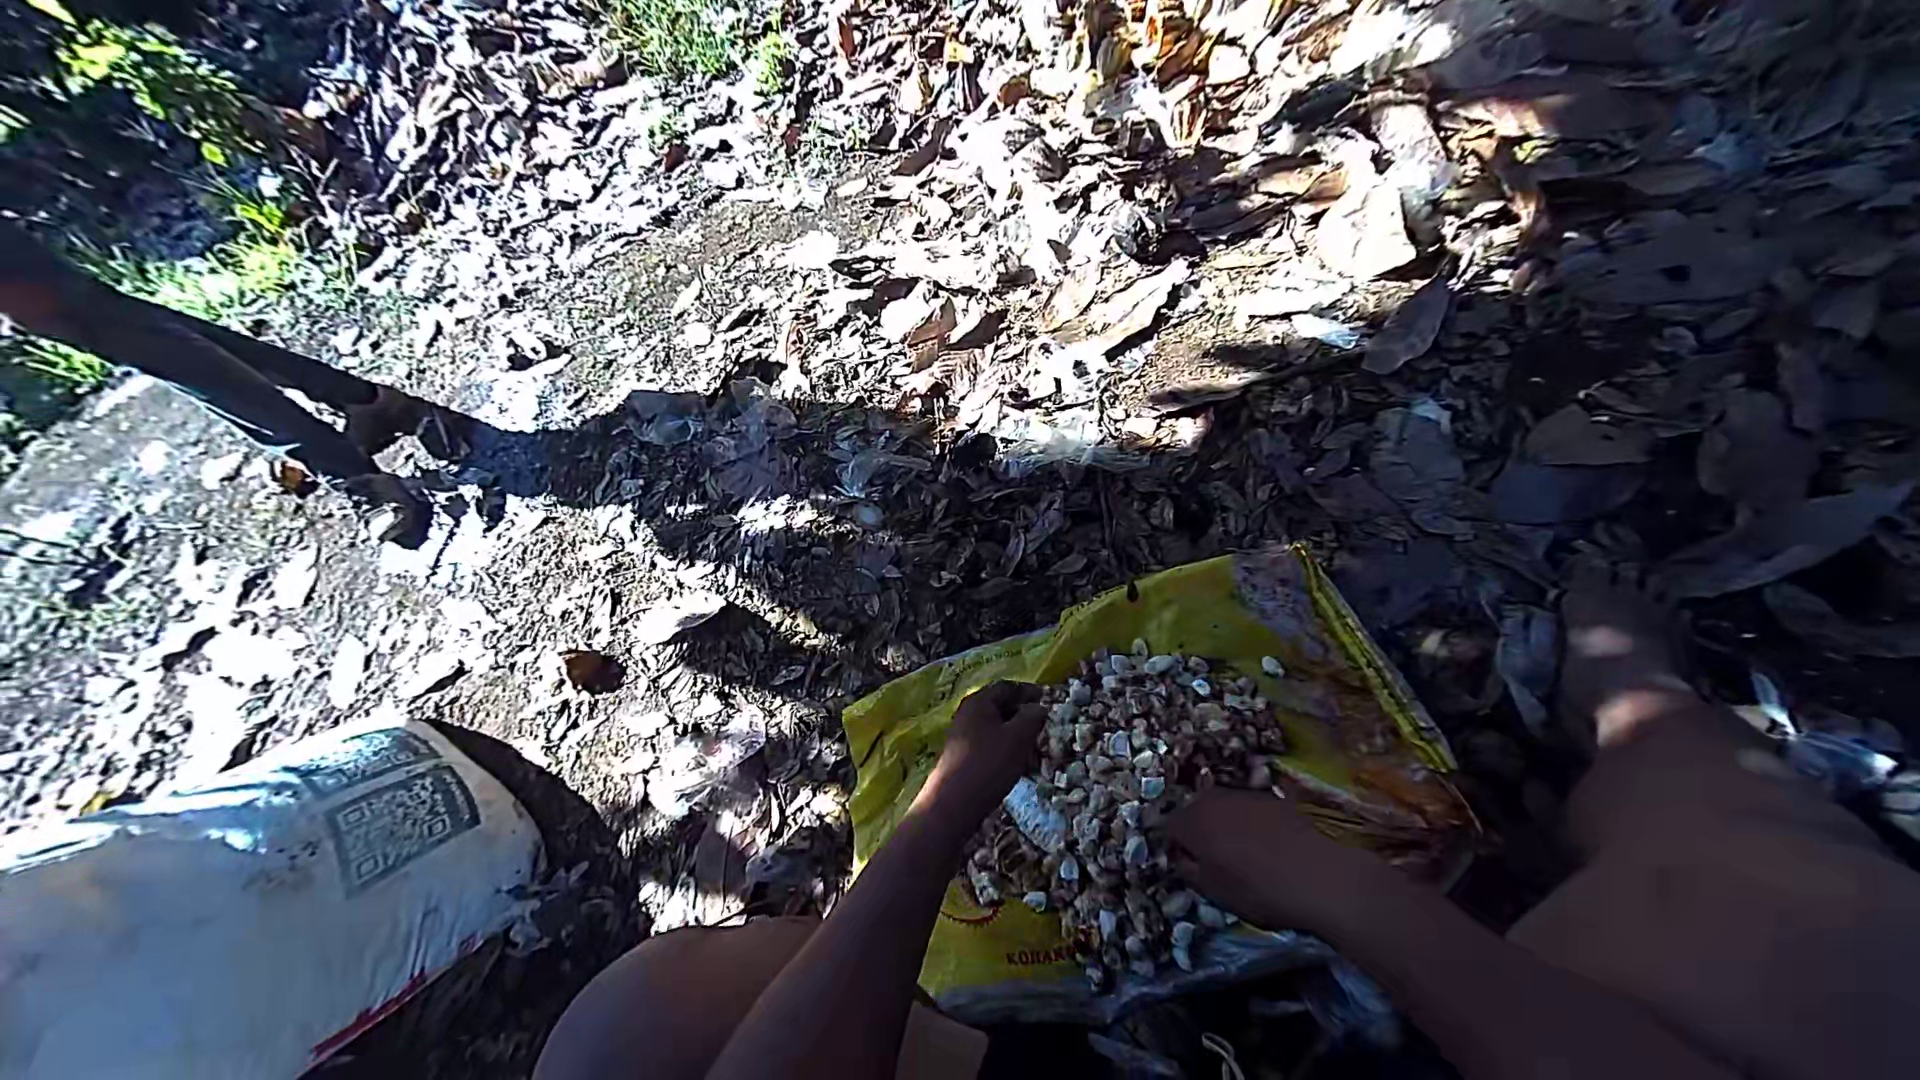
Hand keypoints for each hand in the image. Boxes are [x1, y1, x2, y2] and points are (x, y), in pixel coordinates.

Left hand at [918, 680, 1046, 827]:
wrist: (953, 803)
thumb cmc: (988, 763)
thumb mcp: (1018, 737)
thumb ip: (1032, 717)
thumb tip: (1038, 707)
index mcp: (979, 702)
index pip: (1007, 687)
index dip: (1028, 691)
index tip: (1047, 701)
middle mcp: (967, 714)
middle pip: (999, 706)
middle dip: (1023, 714)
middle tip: (1043, 726)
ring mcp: (962, 735)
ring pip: (995, 727)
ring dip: (1015, 733)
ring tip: (1034, 747)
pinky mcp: (962, 756)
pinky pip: (988, 743)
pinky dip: (1005, 748)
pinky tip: (1016, 764)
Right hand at [1166, 788, 1387, 931]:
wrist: (1325, 874)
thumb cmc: (1261, 888)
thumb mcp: (1216, 893)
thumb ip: (1190, 872)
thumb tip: (1182, 859)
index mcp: (1191, 821)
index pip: (1170, 828)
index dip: (1177, 847)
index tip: (1189, 866)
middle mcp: (1212, 798)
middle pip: (1196, 812)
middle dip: (1200, 831)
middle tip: (1215, 859)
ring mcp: (1245, 793)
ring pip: (1224, 808)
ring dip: (1228, 825)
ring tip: (1246, 853)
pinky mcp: (1274, 796)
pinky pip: (1251, 809)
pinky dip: (1254, 824)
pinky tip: (1271, 846)